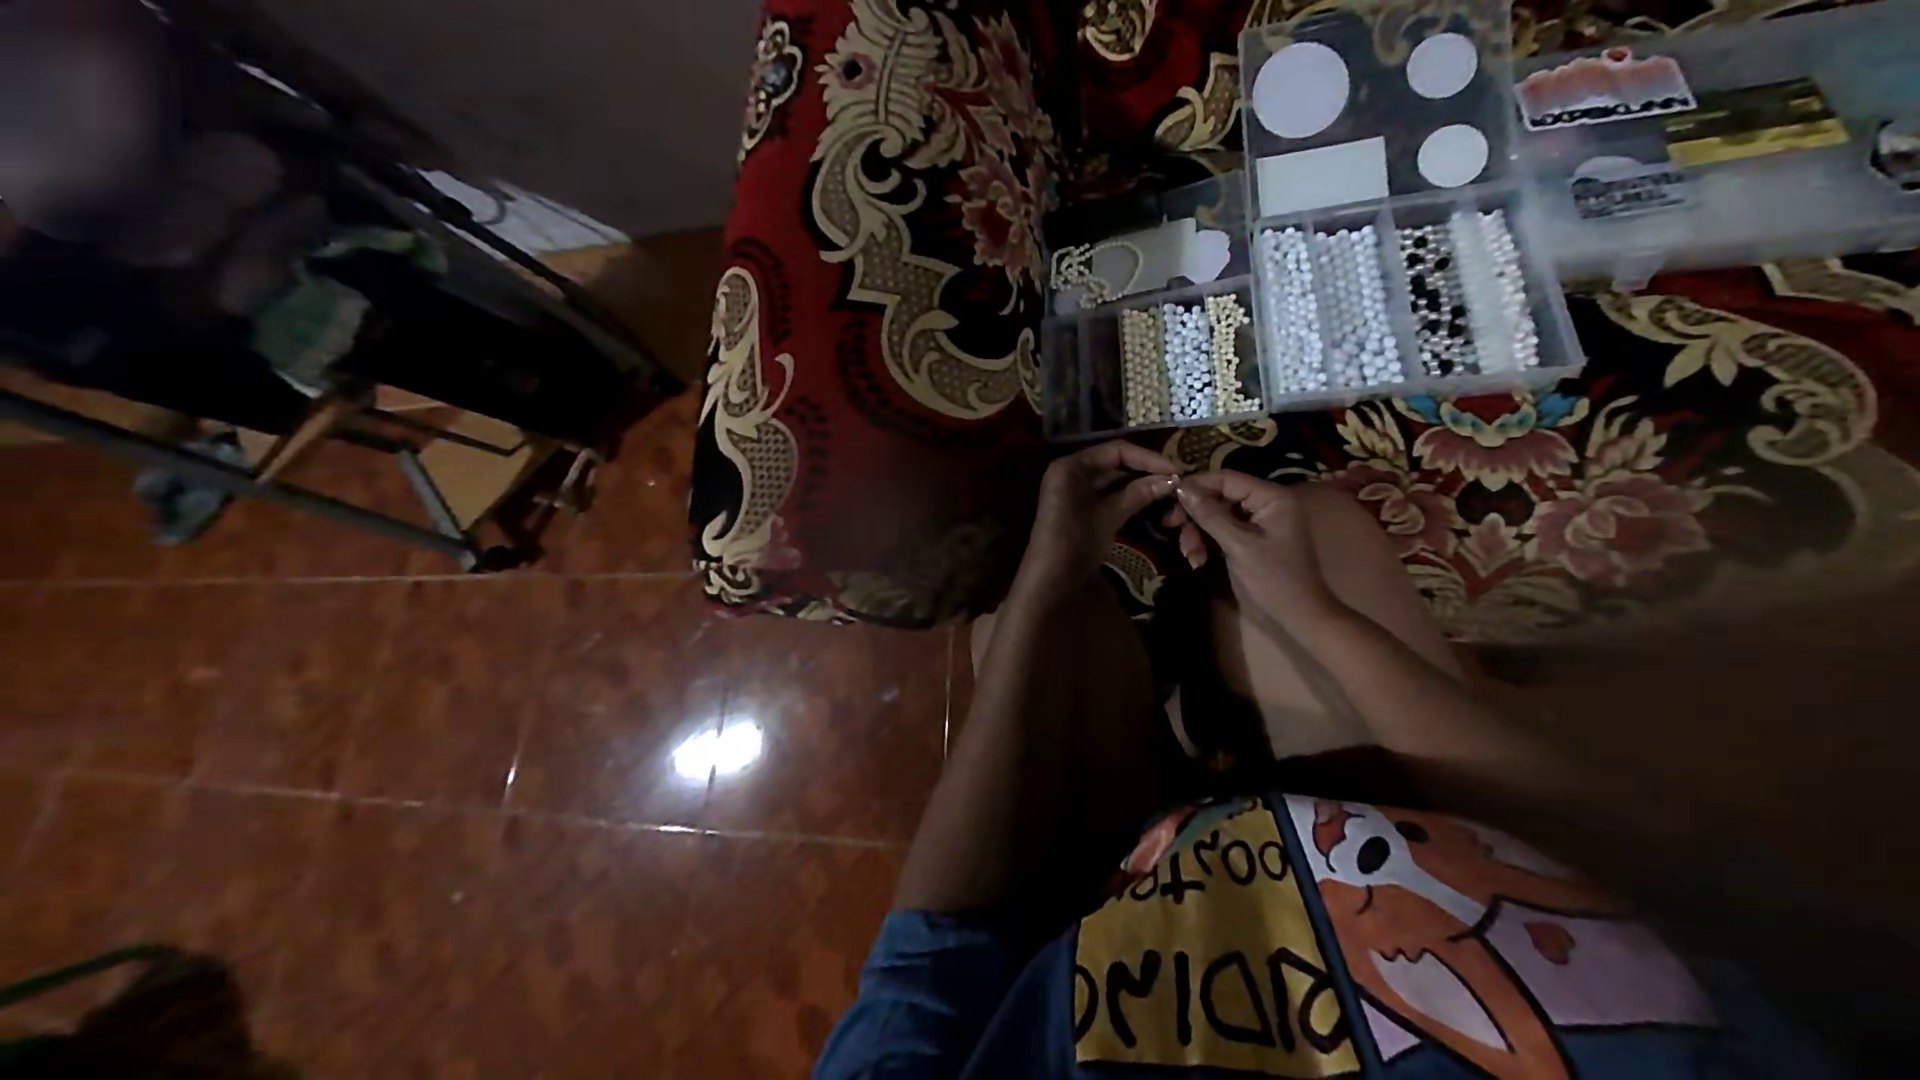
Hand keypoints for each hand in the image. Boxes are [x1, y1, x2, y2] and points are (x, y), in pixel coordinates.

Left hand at [1016, 440, 1180, 598]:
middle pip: (1114, 462)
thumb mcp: (1108, 517)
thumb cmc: (1075, 544)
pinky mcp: (1078, 507)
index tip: (1175, 471)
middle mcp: (1070, 472)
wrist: (1050, 581)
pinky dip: (1126, 497)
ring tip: (1169, 492)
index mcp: (1071, 467)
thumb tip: (1172, 479)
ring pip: (1112, 479)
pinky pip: (1106, 494)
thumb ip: (1137, 494)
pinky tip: (1150, 502)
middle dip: (1144, 471)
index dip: (1147, 458)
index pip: (1115, 450)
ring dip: (1138, 485)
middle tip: (1177, 482)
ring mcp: (1072, 490)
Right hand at [1165, 470, 1340, 629]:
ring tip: (1191, 555)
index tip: (1169, 499)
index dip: (1196, 485)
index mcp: (1271, 498)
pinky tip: (1198, 560)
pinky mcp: (1245, 541)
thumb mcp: (1239, 545)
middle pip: (1217, 496)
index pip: (1227, 478)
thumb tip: (1180, 487)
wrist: (1294, 618)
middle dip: (1194, 514)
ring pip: (1213, 515)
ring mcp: (1254, 523)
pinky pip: (1217, 531)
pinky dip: (1204, 543)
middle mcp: (1264, 504)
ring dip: (1196, 532)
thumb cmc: (1273, 580)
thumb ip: (1210, 515)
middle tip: (1171, 527)